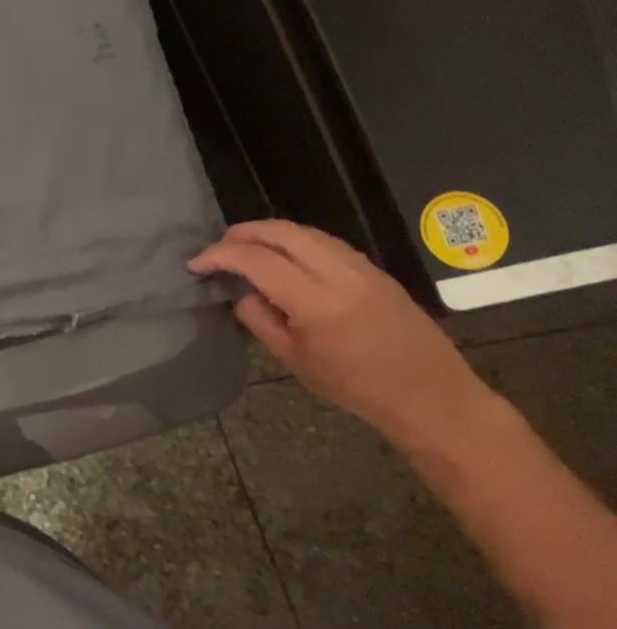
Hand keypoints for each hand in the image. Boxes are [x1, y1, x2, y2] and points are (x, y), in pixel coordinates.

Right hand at [189, 220, 482, 435]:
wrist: (430, 396)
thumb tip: (246, 293)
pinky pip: (328, 243)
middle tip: (219, 247)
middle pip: (282, 232)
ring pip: (306, 233)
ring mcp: (364, 270)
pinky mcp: (377, 272)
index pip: (255, 260)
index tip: (197, 264)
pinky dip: (297, 242)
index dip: (218, 255)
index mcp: (315, 303)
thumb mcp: (292, 358)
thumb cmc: (354, 386)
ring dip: (270, 233)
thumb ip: (259, 318)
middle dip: (243, 233)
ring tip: (247, 248)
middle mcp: (341, 276)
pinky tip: (285, 258)